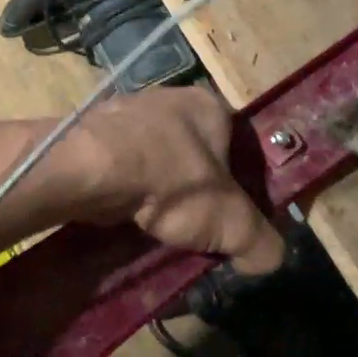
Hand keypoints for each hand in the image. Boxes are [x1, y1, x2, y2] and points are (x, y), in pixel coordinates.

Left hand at [71, 85, 284, 274]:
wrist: (90, 167)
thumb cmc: (170, 179)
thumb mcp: (231, 221)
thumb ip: (261, 241)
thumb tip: (268, 257)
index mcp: (210, 104)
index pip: (243, 144)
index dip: (248, 185)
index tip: (243, 220)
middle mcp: (171, 100)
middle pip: (200, 155)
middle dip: (203, 193)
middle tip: (206, 232)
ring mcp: (131, 114)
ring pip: (162, 163)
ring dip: (166, 196)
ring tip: (168, 232)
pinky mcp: (101, 135)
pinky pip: (130, 169)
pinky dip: (135, 194)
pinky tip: (136, 219)